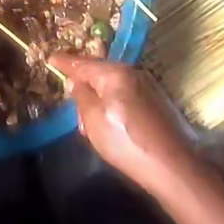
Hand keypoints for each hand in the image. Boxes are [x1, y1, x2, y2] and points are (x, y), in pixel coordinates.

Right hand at [50, 55, 195, 190]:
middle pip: (101, 73)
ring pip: (114, 86)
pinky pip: (126, 96)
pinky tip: (111, 124)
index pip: (84, 63)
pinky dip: (113, 105)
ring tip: (90, 122)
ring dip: (99, 98)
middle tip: (71, 101)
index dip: (66, 62)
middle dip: (84, 84)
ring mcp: (149, 88)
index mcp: (116, 73)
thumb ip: (82, 96)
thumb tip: (77, 82)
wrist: (172, 165)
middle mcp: (135, 73)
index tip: (52, 58)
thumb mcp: (93, 119)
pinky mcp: (157, 103)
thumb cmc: (126, 141)